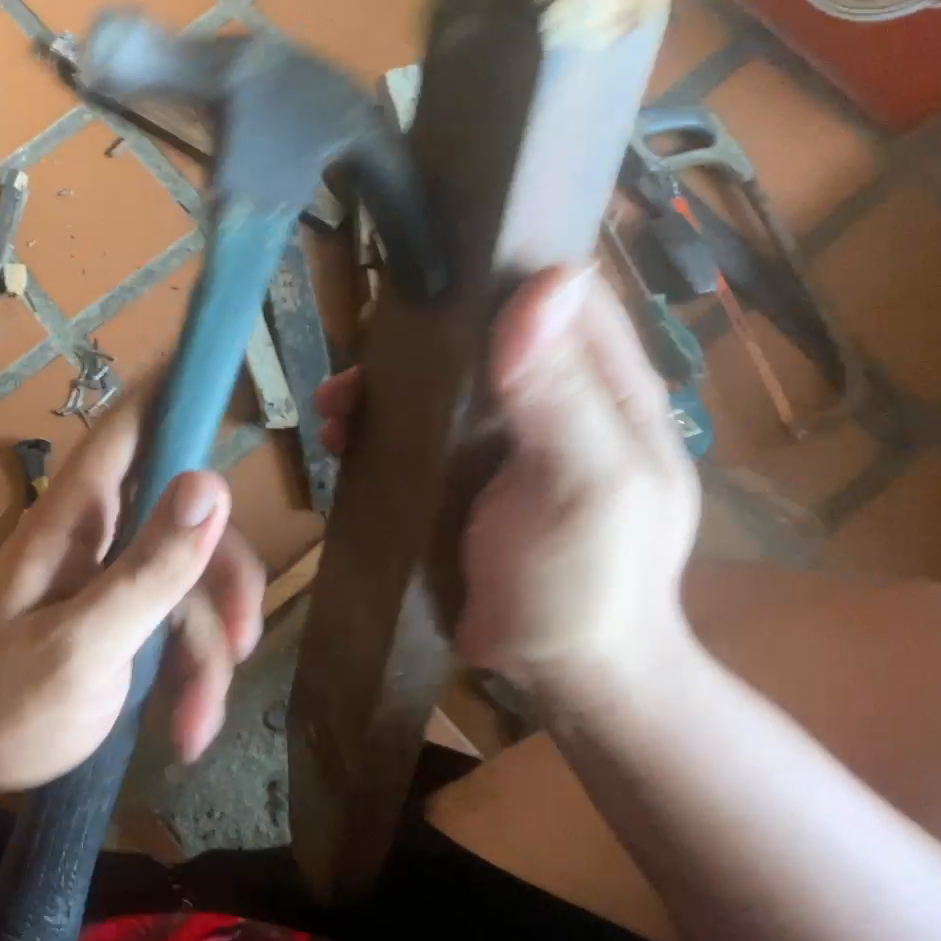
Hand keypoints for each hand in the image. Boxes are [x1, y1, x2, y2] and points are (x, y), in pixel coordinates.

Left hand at [0, 389, 265, 794]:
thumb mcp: (81, 646)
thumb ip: (147, 570)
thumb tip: (210, 481)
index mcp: (73, 519)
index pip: (129, 428)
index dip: (176, 391)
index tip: (227, 371)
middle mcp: (92, 536)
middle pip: (184, 517)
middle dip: (221, 577)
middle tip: (241, 639)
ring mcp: (102, 580)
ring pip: (185, 582)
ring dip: (204, 652)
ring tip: (195, 729)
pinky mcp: (110, 621)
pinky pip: (168, 628)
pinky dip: (184, 676)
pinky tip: (185, 733)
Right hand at [315, 267, 700, 700]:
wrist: (561, 675)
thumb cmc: (586, 582)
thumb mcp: (582, 484)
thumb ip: (560, 391)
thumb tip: (544, 280)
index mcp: (606, 388)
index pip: (560, 295)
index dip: (500, 269)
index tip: (429, 265)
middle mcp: (552, 399)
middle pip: (480, 335)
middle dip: (416, 339)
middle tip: (360, 364)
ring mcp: (498, 441)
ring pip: (434, 383)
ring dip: (380, 387)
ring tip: (334, 411)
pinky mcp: (456, 475)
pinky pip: (409, 432)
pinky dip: (371, 428)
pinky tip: (339, 444)